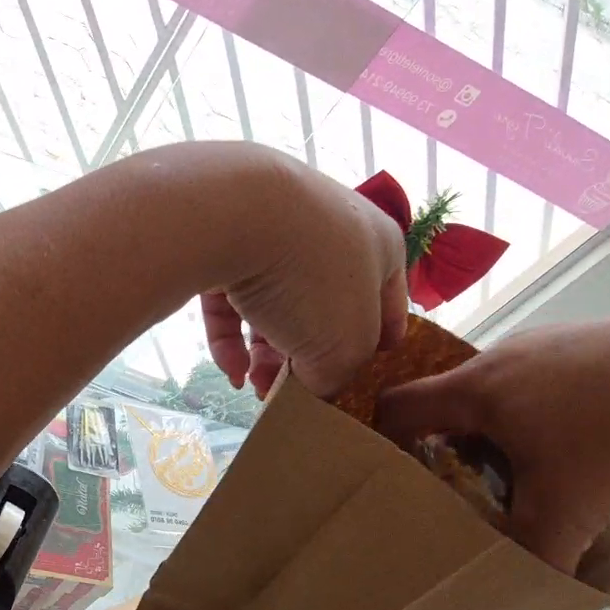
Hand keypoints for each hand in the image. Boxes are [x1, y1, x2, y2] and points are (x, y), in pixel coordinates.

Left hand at [197, 153, 408, 398]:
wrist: (233, 215)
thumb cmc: (312, 279)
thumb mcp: (344, 346)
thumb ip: (337, 374)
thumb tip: (313, 386)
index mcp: (378, 246)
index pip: (389, 299)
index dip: (382, 338)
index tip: (368, 371)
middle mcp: (328, 232)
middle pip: (322, 308)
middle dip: (308, 358)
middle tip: (290, 394)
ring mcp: (271, 232)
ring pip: (274, 305)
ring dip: (266, 354)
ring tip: (255, 387)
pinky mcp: (220, 243)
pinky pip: (230, 299)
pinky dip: (231, 338)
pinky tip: (231, 373)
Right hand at [373, 306, 609, 571]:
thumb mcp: (570, 513)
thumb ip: (528, 555)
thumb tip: (511, 586)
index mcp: (478, 388)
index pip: (397, 408)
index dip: (383, 444)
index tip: (399, 481)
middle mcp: (504, 355)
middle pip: (448, 403)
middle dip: (448, 448)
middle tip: (471, 490)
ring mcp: (553, 340)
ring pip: (499, 393)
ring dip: (500, 432)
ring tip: (537, 471)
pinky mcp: (597, 339)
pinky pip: (543, 380)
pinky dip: (544, 413)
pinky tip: (591, 442)